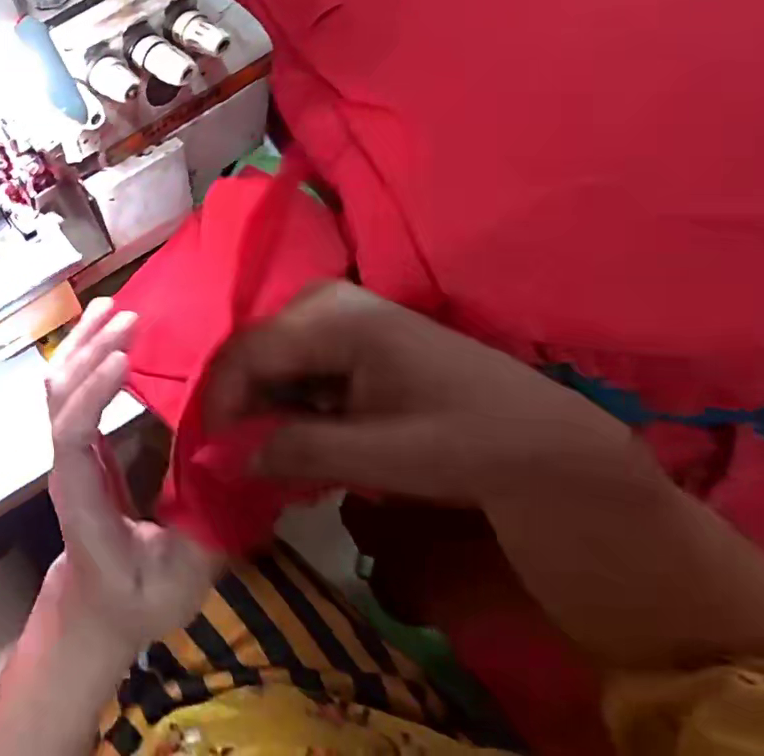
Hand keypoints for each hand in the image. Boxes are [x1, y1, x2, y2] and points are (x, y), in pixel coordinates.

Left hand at [43, 299, 218, 650]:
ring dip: (83, 342)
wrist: (96, 604)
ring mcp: (68, 448)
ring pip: (60, 384)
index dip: (93, 393)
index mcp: (82, 497)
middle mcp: (66, 463)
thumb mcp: (177, 580)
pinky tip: (106, 329)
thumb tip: (231, 470)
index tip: (124, 358)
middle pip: (59, 395)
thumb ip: (200, 530)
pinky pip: (73, 388)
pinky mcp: (80, 439)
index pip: (72, 434)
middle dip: (90, 351)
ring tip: (112, 306)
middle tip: (130, 317)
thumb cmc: (136, 597)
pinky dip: (86, 352)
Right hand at [201, 282, 637, 504]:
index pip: (247, 353)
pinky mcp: (347, 337)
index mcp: (338, 318)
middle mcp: (327, 302)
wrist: (552, 448)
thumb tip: (219, 458)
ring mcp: (338, 315)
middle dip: (240, 409)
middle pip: (252, 354)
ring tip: (274, 459)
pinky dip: (288, 407)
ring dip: (263, 411)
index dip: (220, 405)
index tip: (210, 458)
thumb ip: (297, 451)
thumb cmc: (473, 445)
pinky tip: (302, 442)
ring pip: (268, 362)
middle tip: (241, 462)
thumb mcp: (383, 456)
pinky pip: (293, 368)